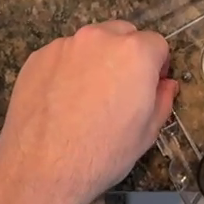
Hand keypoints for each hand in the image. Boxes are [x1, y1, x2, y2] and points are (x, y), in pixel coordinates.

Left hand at [0, 21, 177, 203]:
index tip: (150, 86)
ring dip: (95, 60)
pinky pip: (62, 56)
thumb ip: (161, 100)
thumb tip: (166, 85)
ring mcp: (64, 46)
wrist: (42, 168)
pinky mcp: (37, 58)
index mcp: (134, 53)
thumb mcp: (146, 133)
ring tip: (86, 98)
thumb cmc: (102, 153)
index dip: (157, 66)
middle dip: (127, 55)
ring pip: (90, 44)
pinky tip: (61, 101)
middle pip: (122, 34)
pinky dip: (66, 70)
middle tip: (119, 90)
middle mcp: (98, 39)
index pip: (156, 44)